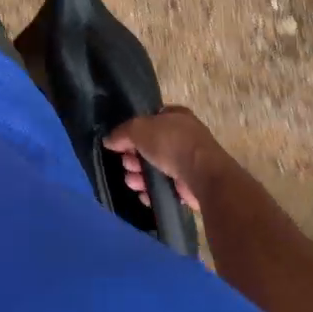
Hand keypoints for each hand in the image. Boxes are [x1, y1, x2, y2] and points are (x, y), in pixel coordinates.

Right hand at [103, 106, 226, 211]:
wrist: (204, 176)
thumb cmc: (171, 143)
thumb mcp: (137, 129)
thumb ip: (120, 133)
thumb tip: (108, 141)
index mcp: (176, 116)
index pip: (150, 119)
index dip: (133, 130)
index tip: (122, 143)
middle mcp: (185, 137)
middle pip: (150, 146)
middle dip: (134, 157)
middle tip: (128, 165)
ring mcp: (189, 161)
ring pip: (156, 167)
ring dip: (140, 175)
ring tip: (133, 182)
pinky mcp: (191, 184)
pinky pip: (166, 185)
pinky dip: (153, 190)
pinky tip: (144, 194)